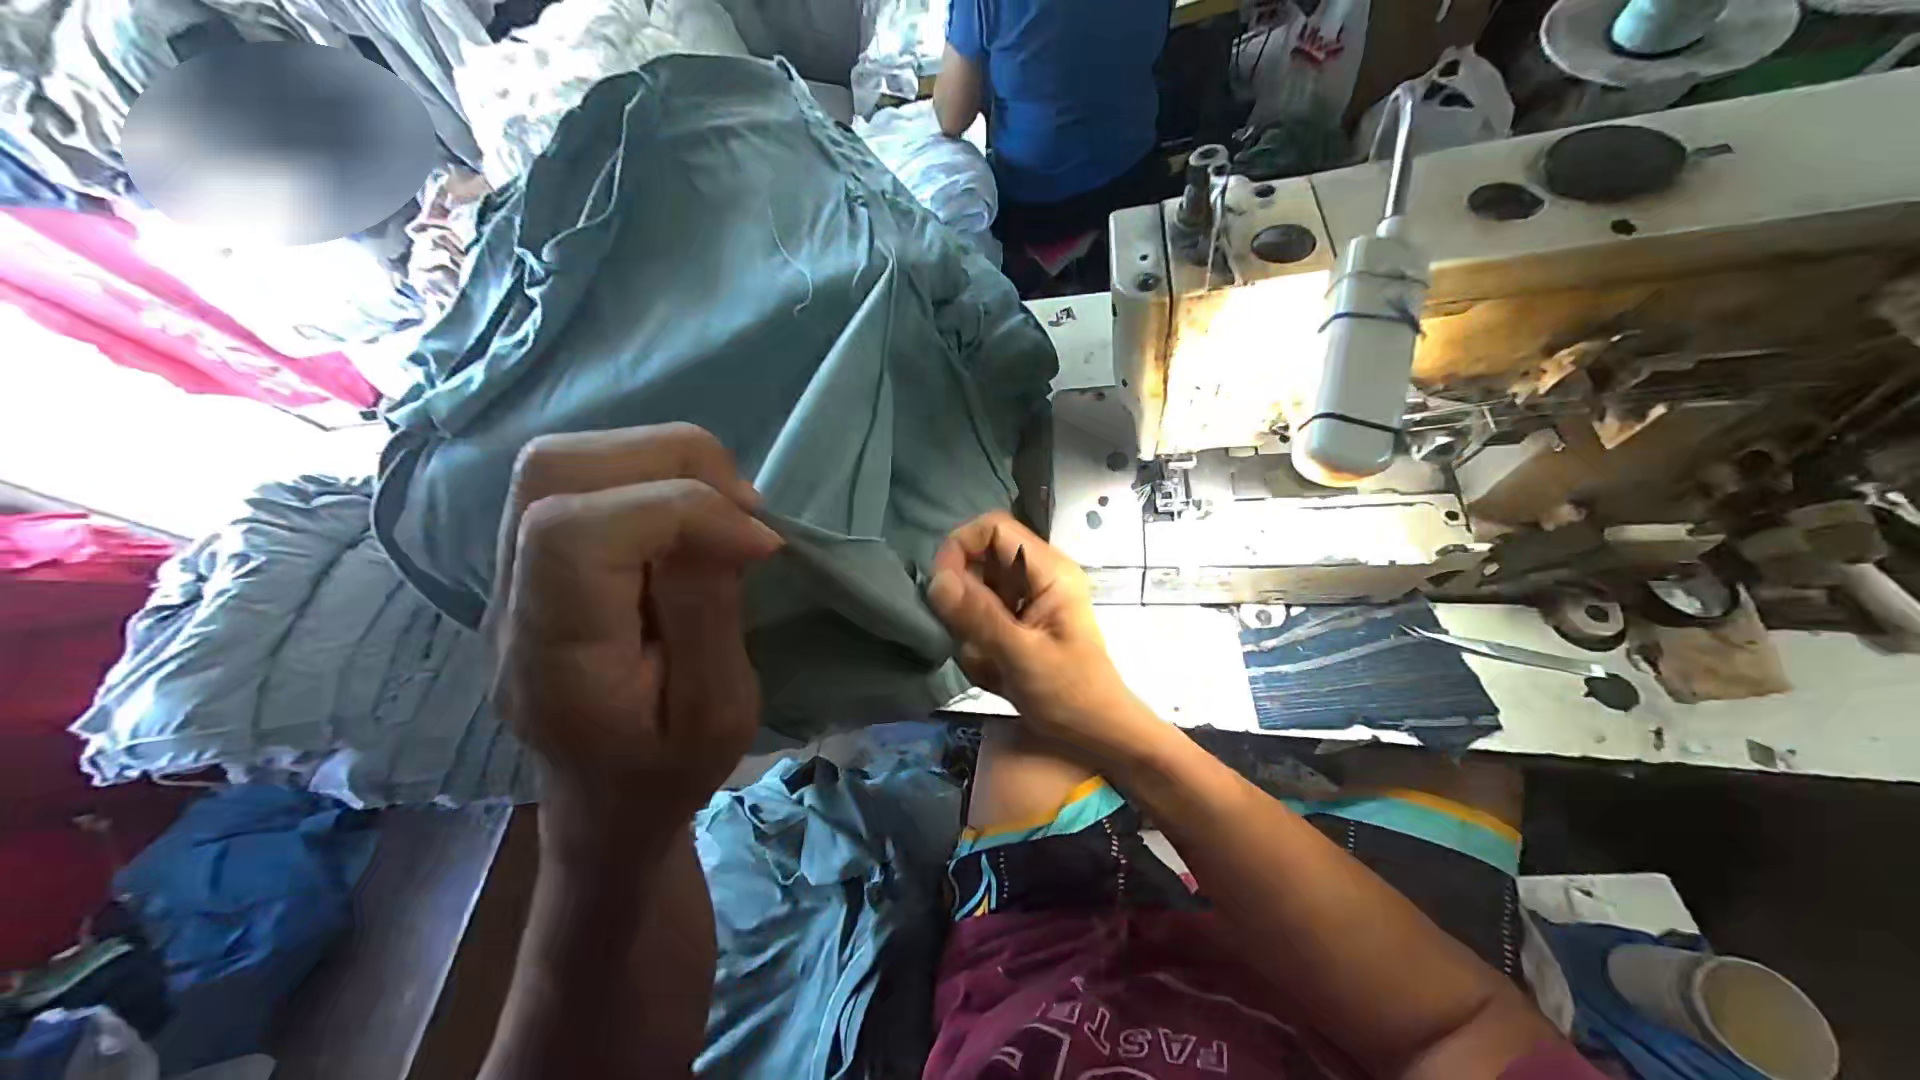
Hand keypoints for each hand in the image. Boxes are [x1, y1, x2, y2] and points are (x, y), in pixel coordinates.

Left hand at [490, 424, 782, 847]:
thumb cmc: (667, 774)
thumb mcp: (718, 716)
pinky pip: (577, 480)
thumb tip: (724, 525)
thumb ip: (709, 616)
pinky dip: (647, 473)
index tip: (759, 543)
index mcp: (553, 656)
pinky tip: (688, 514)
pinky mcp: (531, 563)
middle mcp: (512, 601)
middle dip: (672, 463)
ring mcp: (510, 576)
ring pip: (560, 460)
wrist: (604, 805)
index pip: (576, 532)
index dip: (682, 510)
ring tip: (720, 506)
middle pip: (556, 470)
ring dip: (659, 460)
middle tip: (743, 509)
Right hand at [927, 511, 1153, 753]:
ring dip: (969, 626)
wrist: (1099, 733)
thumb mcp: (1021, 656)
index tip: (941, 587)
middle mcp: (1039, 576)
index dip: (961, 548)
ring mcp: (1029, 599)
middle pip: (981, 559)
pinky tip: (993, 669)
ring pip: (976, 591)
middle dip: (963, 598)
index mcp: (1049, 571)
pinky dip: (977, 642)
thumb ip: (978, 616)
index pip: (994, 528)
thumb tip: (936, 580)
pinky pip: (982, 617)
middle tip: (968, 637)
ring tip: (988, 661)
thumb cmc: (1070, 694)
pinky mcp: (1021, 622)